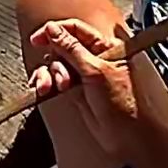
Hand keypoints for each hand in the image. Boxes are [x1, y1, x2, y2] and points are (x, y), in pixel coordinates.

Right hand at [29, 18, 158, 157]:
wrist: (128, 138)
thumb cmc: (124, 105)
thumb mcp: (95, 71)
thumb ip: (71, 48)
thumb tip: (52, 29)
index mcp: (104, 47)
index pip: (74, 29)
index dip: (54, 32)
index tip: (39, 39)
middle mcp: (92, 58)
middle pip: (60, 46)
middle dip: (54, 59)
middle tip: (60, 74)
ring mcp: (82, 74)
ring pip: (53, 63)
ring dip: (49, 74)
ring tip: (54, 87)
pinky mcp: (74, 89)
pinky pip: (51, 79)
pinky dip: (45, 82)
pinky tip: (45, 89)